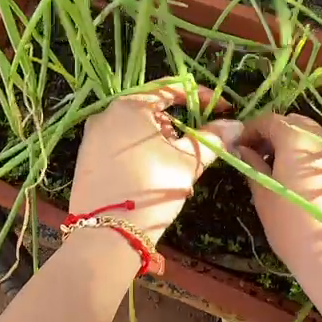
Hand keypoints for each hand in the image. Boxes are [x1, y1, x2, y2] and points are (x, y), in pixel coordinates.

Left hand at [68, 85, 239, 241]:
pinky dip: (140, 149)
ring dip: (161, 138)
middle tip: (197, 143)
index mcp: (130, 106)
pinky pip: (120, 142)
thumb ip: (211, 139)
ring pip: (136, 127)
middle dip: (179, 123)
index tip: (222, 109)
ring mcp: (93, 135)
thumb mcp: (187, 162)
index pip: (171, 88)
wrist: (107, 233)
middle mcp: (107, 113)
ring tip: (176, 163)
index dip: (201, 97)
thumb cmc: (152, 188)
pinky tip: (153, 171)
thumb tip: (234, 125)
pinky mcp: (87, 156)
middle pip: (152, 107)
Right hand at [235, 113, 321, 306]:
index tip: (238, 148)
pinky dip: (312, 156)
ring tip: (280, 170)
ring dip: (293, 145)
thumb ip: (252, 165)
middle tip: (257, 157)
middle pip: (293, 124)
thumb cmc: (294, 227)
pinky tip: (303, 180)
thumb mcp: (263, 195)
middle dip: (273, 135)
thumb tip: (243, 150)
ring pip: (313, 136)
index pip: (268, 120)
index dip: (250, 131)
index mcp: (297, 137)